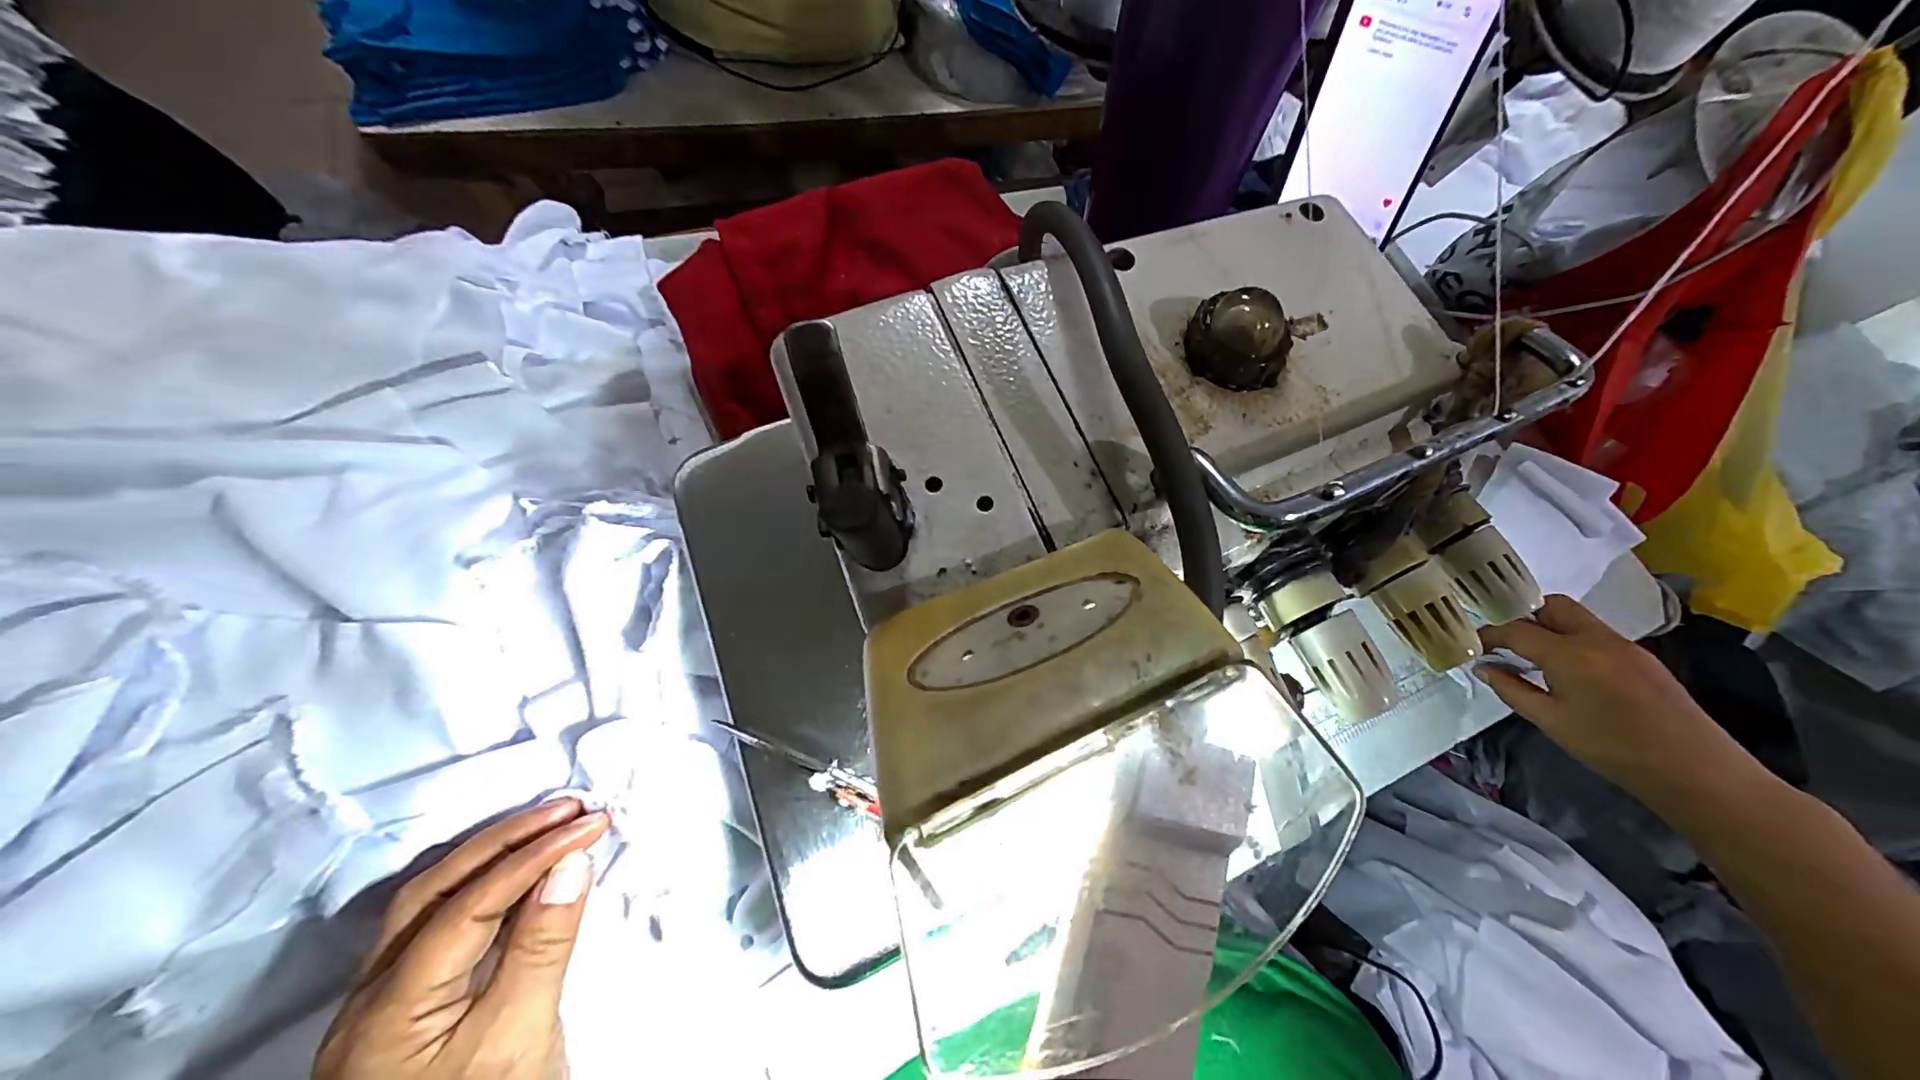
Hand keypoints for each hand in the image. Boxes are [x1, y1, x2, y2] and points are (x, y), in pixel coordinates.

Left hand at [314, 799, 609, 1079]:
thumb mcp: (519, 1039)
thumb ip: (541, 947)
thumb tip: (570, 862)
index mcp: (389, 1008)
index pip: (467, 903)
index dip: (533, 855)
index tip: (590, 824)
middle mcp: (372, 996)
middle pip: (435, 890)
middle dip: (507, 839)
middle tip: (569, 809)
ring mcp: (385, 1003)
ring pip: (432, 903)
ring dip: (495, 856)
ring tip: (552, 827)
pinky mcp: (412, 1010)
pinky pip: (444, 925)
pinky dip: (490, 887)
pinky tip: (525, 876)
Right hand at [1476, 595, 1753, 812]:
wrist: (1695, 769)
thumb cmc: (1612, 747)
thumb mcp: (1550, 721)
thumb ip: (1512, 689)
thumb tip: (1484, 669)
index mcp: (1569, 654)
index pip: (1516, 630)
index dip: (1489, 635)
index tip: (1471, 645)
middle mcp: (1597, 639)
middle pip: (1552, 606)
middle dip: (1522, 615)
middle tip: (1503, 639)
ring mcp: (1624, 646)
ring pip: (1576, 617)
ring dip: (1548, 626)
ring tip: (1529, 653)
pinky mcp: (1642, 658)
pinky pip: (1595, 634)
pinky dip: (1570, 639)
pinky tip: (1565, 668)